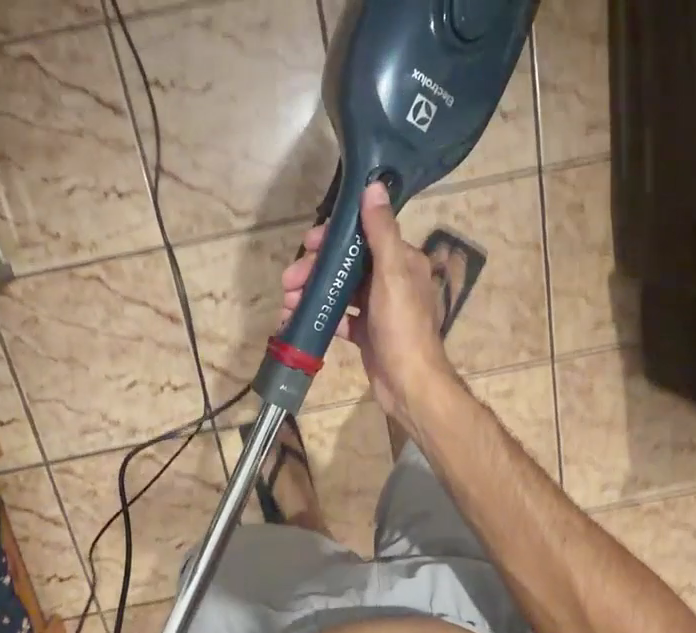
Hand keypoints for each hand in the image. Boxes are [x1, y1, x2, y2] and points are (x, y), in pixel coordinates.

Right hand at [281, 182, 460, 430]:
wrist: (408, 384)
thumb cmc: (402, 327)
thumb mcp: (392, 274)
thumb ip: (381, 232)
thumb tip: (373, 186)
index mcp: (403, 261)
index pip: (364, 236)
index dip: (333, 238)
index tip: (307, 244)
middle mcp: (392, 281)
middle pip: (348, 265)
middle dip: (315, 270)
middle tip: (288, 281)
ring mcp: (379, 309)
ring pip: (340, 292)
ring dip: (313, 294)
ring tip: (288, 304)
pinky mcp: (368, 333)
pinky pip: (340, 319)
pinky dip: (320, 318)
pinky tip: (298, 321)